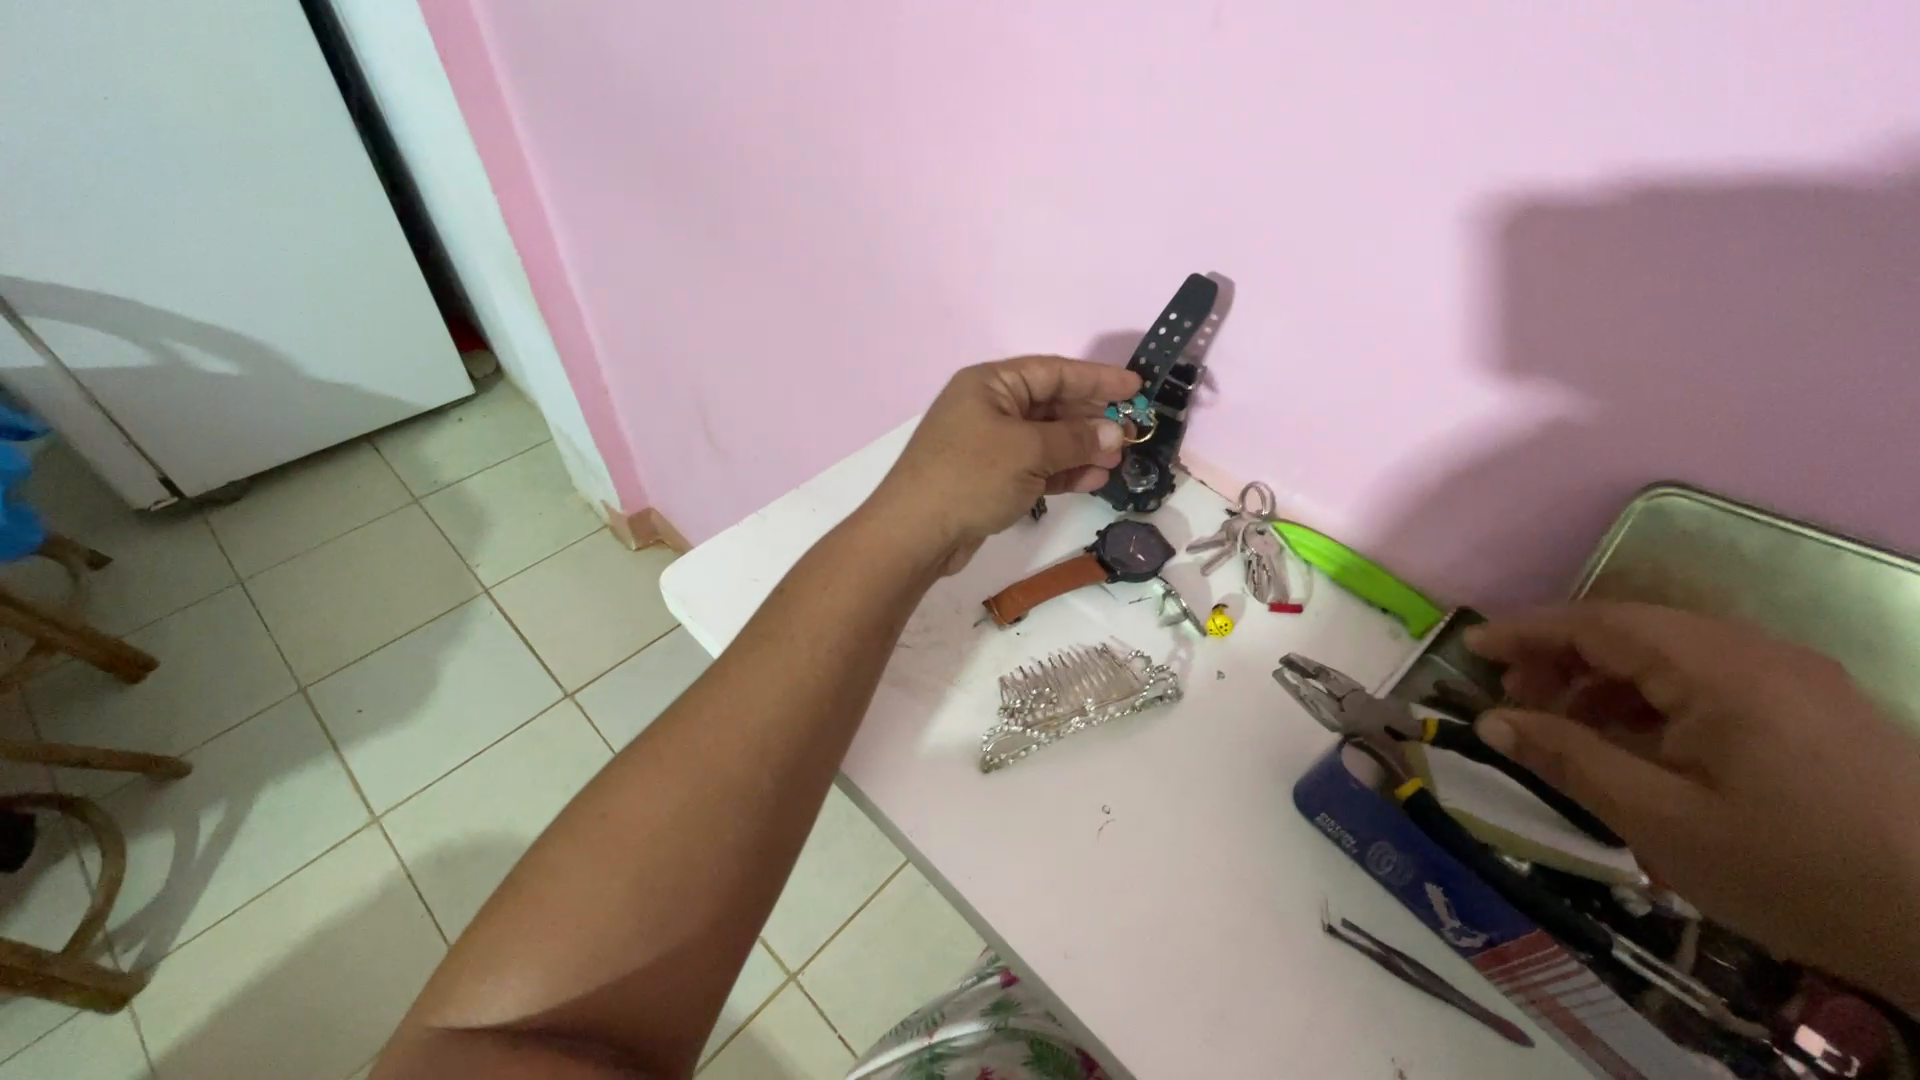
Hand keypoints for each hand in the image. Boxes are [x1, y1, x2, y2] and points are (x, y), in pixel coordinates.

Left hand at [862, 356, 1139, 574]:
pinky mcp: (990, 479)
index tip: (1135, 387)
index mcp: (990, 384)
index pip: (1053, 372)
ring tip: (1118, 460)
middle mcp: (989, 408)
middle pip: (1051, 405)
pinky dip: (1062, 472)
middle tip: (1133, 431)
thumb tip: (1115, 432)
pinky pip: (1035, 467)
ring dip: (1082, 448)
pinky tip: (1094, 479)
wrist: (916, 533)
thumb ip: (1075, 439)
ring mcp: (988, 445)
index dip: (1096, 378)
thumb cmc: (970, 476)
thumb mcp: (1028, 451)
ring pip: (1046, 439)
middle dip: (1092, 419)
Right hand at [1468, 602, 1919, 1011]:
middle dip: (1562, 655)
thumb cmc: (1794, 872)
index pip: (1601, 624)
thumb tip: (1492, 722)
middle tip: (1511, 695)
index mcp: (1722, 671)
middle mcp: (1761, 656)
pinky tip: (1632, 739)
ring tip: (1563, 720)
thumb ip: (1569, 758)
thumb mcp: (1660, 821)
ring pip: (1672, 653)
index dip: (1527, 631)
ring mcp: (1796, 680)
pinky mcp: (1816, 709)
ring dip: (1606, 675)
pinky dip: (1652, 695)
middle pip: (1636, 630)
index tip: (1471, 648)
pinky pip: (1711, 678)